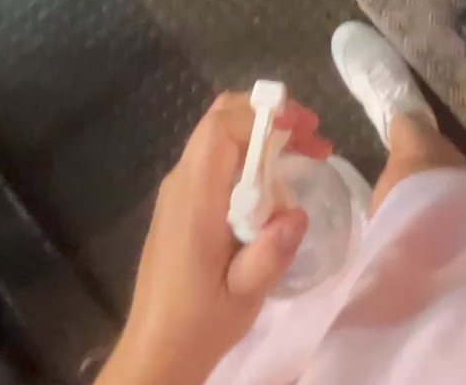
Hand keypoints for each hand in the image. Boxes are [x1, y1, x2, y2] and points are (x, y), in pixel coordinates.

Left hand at [101, 93, 333, 384]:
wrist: (155, 352)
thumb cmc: (198, 323)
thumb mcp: (243, 297)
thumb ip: (270, 254)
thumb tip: (297, 214)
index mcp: (194, 198)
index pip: (222, 128)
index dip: (263, 114)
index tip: (304, 127)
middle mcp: (182, 182)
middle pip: (221, 119)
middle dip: (269, 115)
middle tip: (311, 135)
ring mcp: (179, 189)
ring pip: (220, 134)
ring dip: (264, 133)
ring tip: (305, 153)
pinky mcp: (183, 200)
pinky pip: (218, 157)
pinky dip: (251, 152)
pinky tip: (275, 182)